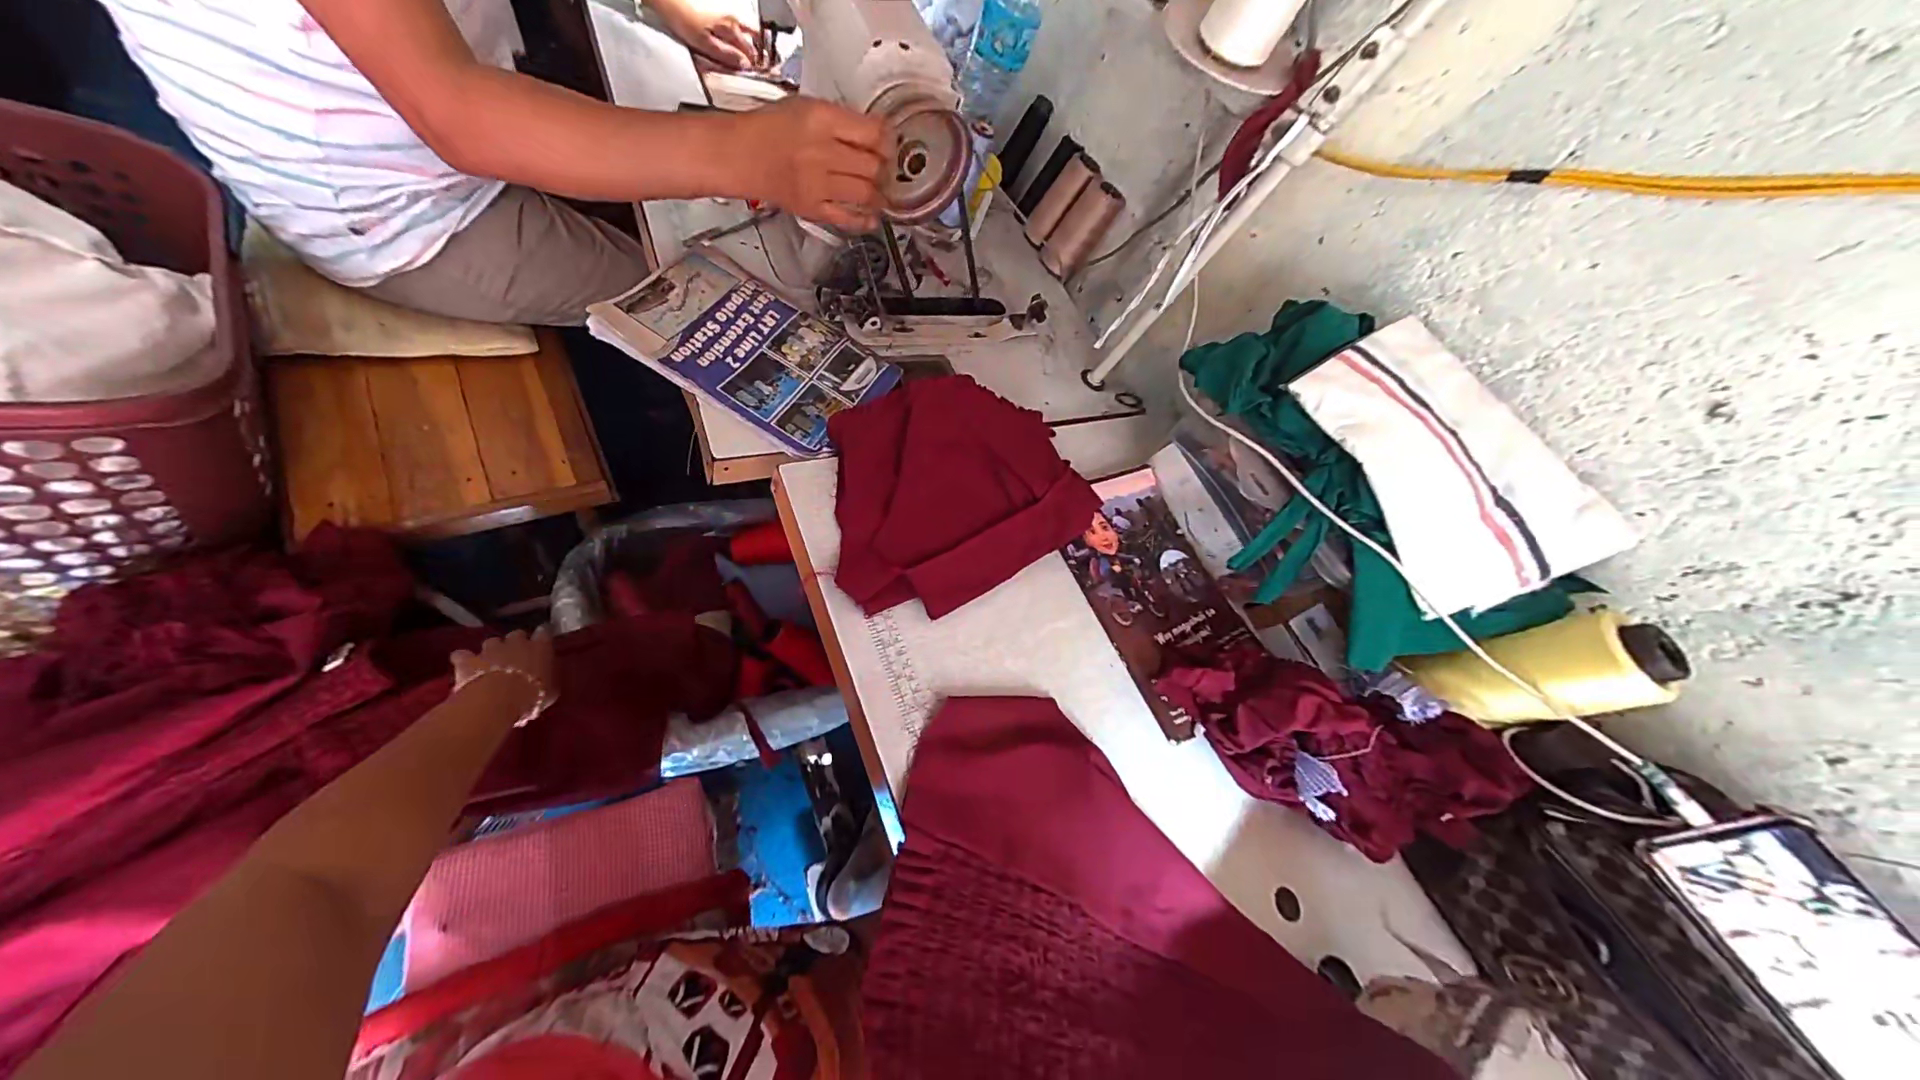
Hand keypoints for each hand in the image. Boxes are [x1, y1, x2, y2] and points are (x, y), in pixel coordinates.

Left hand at [451, 626, 556, 725]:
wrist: (498, 701)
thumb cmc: (533, 696)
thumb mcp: (551, 690)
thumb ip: (549, 678)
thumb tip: (547, 677)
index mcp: (540, 646)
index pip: (544, 632)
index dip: (542, 637)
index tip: (542, 643)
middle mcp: (516, 642)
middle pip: (516, 635)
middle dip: (516, 643)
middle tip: (516, 657)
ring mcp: (490, 649)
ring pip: (491, 642)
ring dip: (492, 651)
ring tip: (491, 664)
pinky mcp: (467, 660)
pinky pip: (462, 655)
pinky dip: (464, 659)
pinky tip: (464, 667)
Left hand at [649, 0, 760, 69]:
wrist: (670, 1)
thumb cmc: (686, 22)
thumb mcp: (706, 44)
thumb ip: (726, 55)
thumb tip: (745, 66)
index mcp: (732, 29)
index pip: (750, 52)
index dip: (755, 66)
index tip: (757, 77)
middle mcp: (733, 21)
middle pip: (752, 42)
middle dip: (755, 56)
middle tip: (756, 70)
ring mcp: (727, 16)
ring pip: (747, 34)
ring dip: (750, 47)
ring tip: (749, 60)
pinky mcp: (720, 15)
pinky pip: (737, 29)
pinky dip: (741, 39)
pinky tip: (737, 47)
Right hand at [737, 97, 886, 231]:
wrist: (739, 155)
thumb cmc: (772, 128)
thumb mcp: (808, 108)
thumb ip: (842, 121)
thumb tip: (878, 137)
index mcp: (821, 120)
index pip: (873, 133)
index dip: (888, 141)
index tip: (889, 145)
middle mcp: (822, 153)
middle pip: (873, 167)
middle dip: (884, 169)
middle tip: (883, 170)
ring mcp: (817, 184)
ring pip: (865, 194)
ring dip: (878, 195)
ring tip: (878, 192)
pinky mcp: (812, 209)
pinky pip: (847, 219)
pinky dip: (865, 221)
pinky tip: (872, 218)